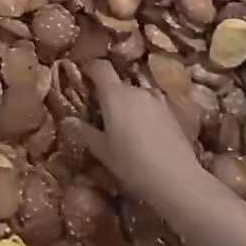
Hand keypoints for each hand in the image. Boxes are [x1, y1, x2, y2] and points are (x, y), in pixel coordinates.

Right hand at [81, 61, 207, 209]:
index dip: (90, 66)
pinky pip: (150, 106)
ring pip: (135, 96)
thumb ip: (85, 131)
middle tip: (100, 113)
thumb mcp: (102, 150)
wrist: (177, 179)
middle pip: (118, 84)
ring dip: (127, 105)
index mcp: (115, 95)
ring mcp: (157, 100)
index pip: (101, 67)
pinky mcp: (171, 112)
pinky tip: (143, 135)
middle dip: (108, 94)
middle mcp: (136, 90)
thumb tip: (68, 120)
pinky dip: (143, 114)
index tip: (82, 73)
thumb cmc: (132, 164)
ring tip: (123, 128)